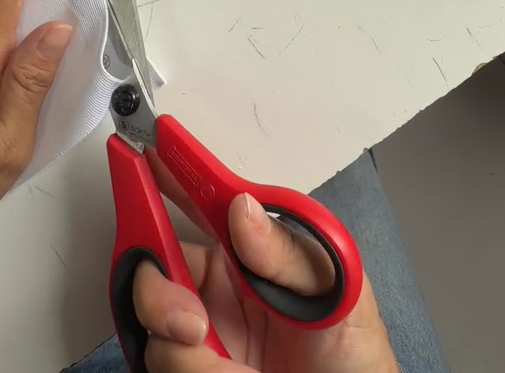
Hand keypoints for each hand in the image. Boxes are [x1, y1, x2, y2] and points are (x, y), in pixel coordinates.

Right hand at [132, 172, 398, 372]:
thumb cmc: (356, 356)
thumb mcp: (339, 292)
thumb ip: (289, 252)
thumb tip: (243, 209)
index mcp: (248, 251)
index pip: (200, 203)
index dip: (169, 175)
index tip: (147, 153)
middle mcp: (216, 288)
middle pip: (156, 268)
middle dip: (157, 290)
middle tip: (192, 323)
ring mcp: (201, 334)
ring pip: (154, 324)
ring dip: (184, 352)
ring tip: (233, 370)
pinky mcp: (192, 371)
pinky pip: (165, 364)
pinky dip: (190, 372)